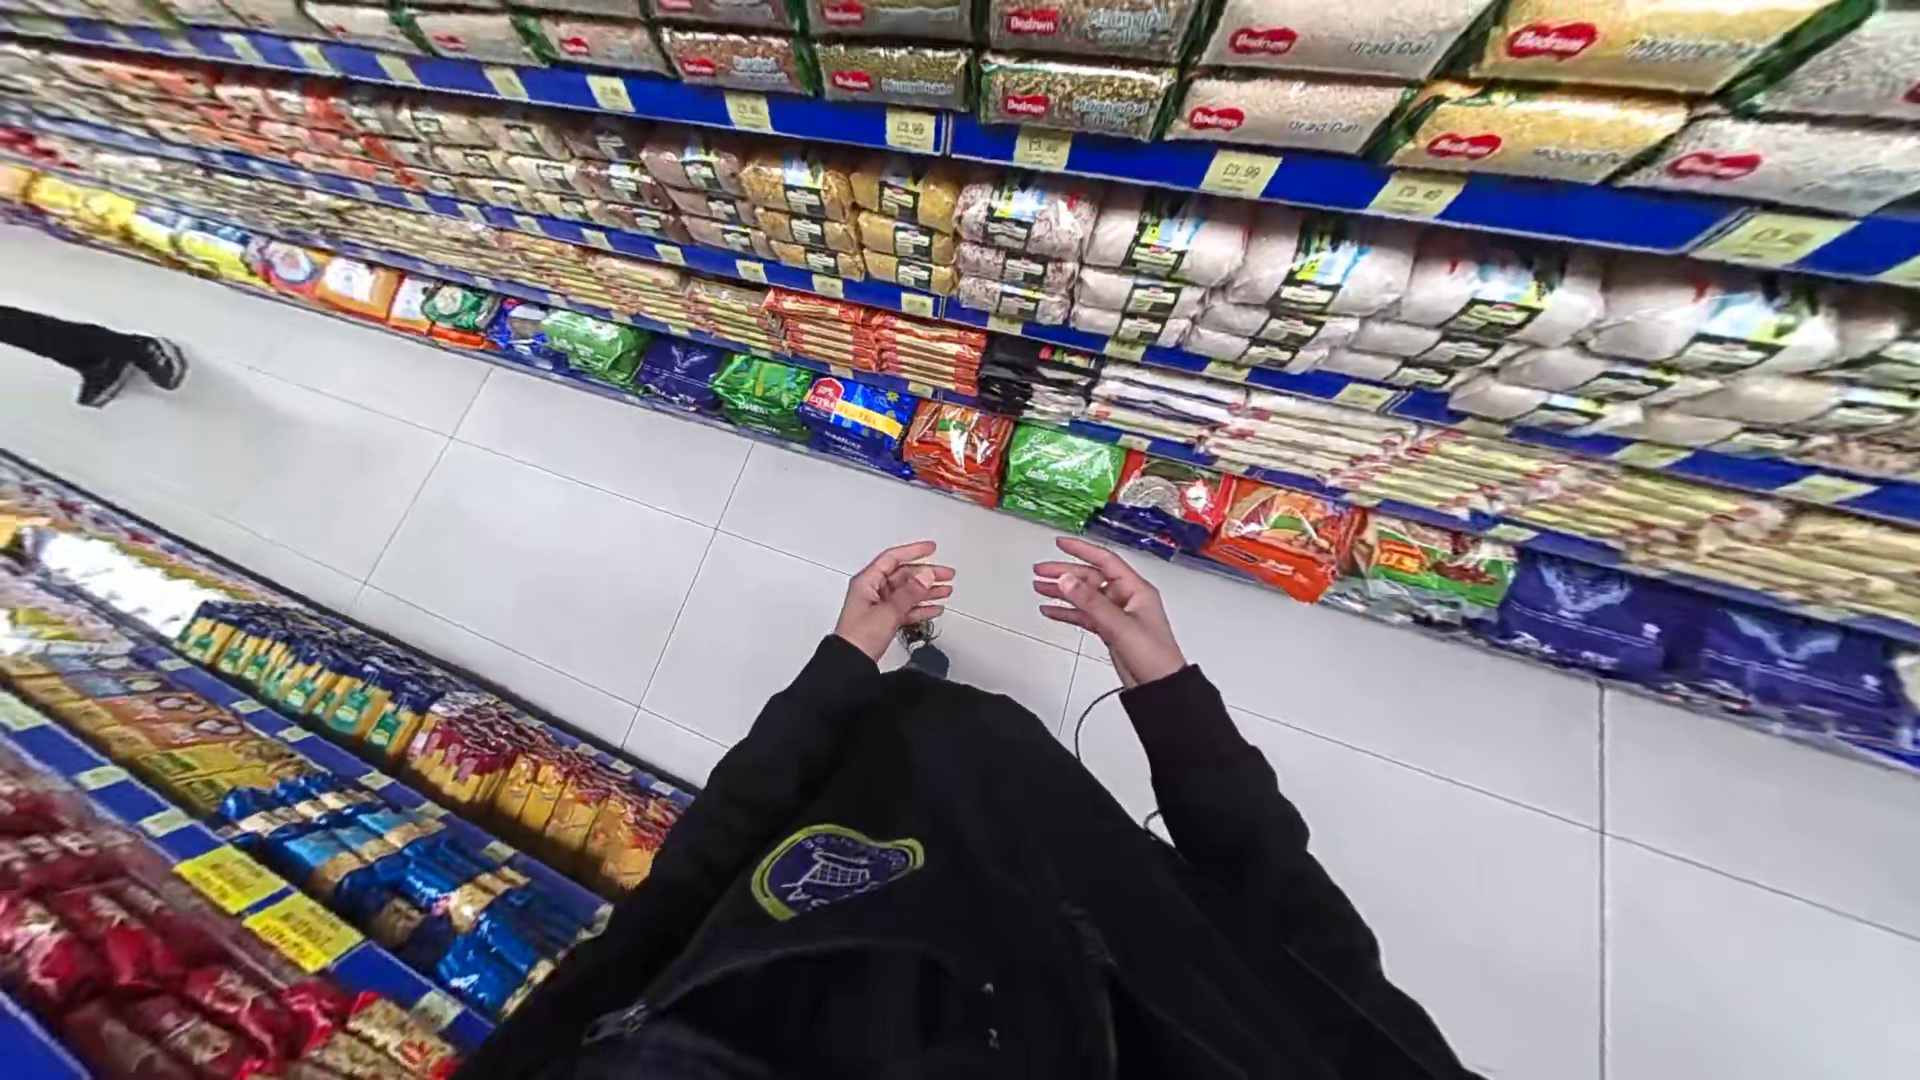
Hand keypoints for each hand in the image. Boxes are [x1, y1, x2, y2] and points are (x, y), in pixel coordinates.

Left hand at [835, 541, 953, 661]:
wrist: (850, 664)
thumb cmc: (858, 636)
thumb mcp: (888, 611)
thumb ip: (910, 592)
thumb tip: (927, 575)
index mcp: (867, 582)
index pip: (893, 558)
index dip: (913, 551)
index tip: (931, 549)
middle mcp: (873, 591)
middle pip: (904, 575)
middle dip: (927, 574)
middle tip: (946, 574)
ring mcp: (879, 605)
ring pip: (908, 592)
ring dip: (927, 591)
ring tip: (946, 590)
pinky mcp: (884, 620)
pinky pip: (906, 608)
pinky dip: (921, 607)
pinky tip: (935, 608)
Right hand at [1034, 536, 1185, 688]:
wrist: (1160, 688)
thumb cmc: (1155, 656)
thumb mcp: (1120, 625)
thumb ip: (1091, 601)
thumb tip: (1068, 579)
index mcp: (1135, 589)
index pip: (1105, 560)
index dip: (1082, 550)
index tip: (1061, 543)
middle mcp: (1125, 598)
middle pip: (1089, 578)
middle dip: (1064, 573)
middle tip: (1041, 571)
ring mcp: (1116, 614)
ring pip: (1083, 596)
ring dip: (1061, 592)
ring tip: (1040, 587)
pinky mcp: (1108, 629)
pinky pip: (1083, 615)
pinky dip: (1066, 612)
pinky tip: (1051, 610)